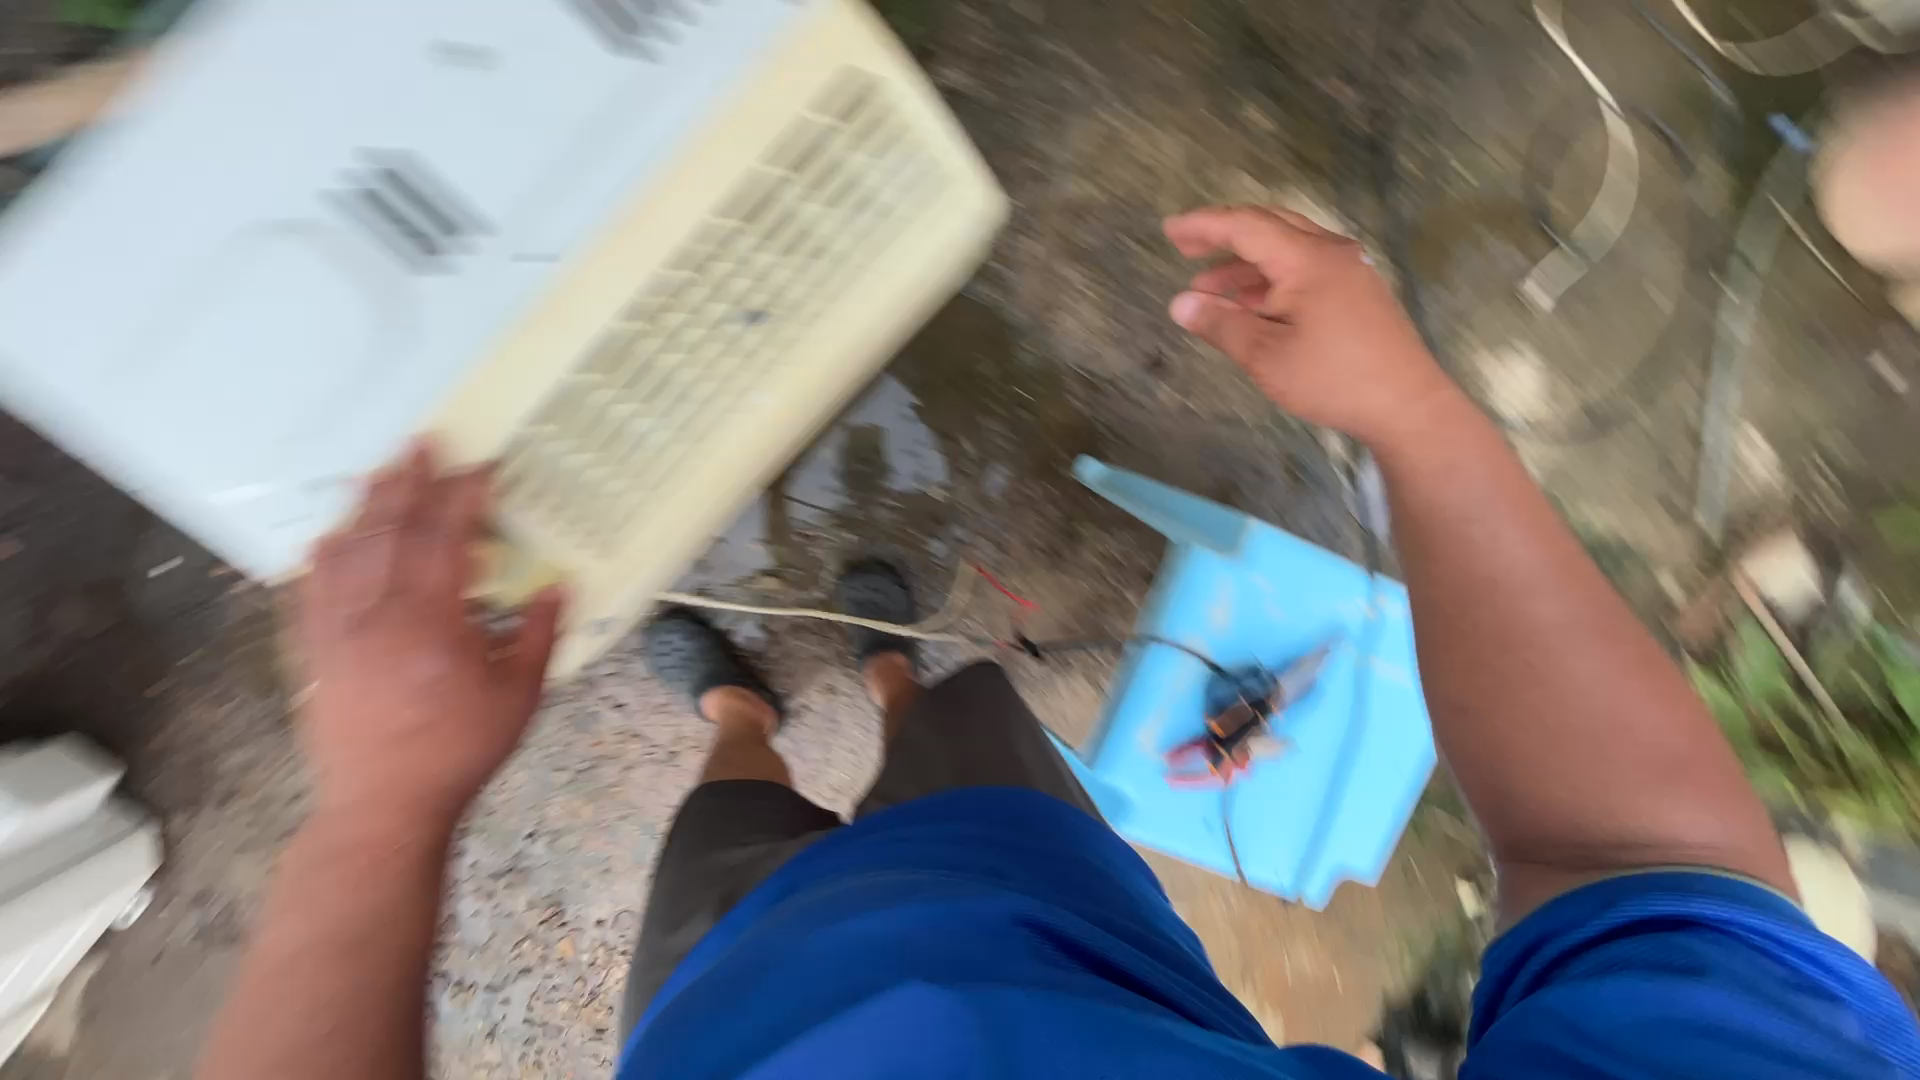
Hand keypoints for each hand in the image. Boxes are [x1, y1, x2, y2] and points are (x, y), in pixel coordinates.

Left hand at [295, 441, 564, 828]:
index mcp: (430, 622)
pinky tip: (335, 536)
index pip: (444, 540)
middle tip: (424, 443)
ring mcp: (335, 631)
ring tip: (384, 473)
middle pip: (388, 531)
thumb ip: (537, 633)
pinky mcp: (314, 650)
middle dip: (408, 481)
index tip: (484, 466)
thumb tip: (556, 585)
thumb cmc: (462, 748)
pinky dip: (326, 552)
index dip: (464, 496)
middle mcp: (374, 615)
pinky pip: (310, 587)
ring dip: (366, 506)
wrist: (384, 803)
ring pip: (344, 550)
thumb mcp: (520, 693)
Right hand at [1163, 205, 1464, 446]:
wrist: (1405, 403)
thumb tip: (1179, 304)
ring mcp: (1347, 271)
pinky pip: (1302, 271)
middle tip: (1186, 249)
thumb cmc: (1332, 378)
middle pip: (1269, 227)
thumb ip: (1220, 324)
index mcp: (1306, 259)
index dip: (1203, 226)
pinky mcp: (1354, 293)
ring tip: (1208, 291)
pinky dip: (1268, 281)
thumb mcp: (1265, 355)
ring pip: (1286, 251)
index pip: (1245, 227)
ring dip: (1244, 265)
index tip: (1169, 229)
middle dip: (1223, 236)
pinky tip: (1250, 307)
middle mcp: (1330, 253)